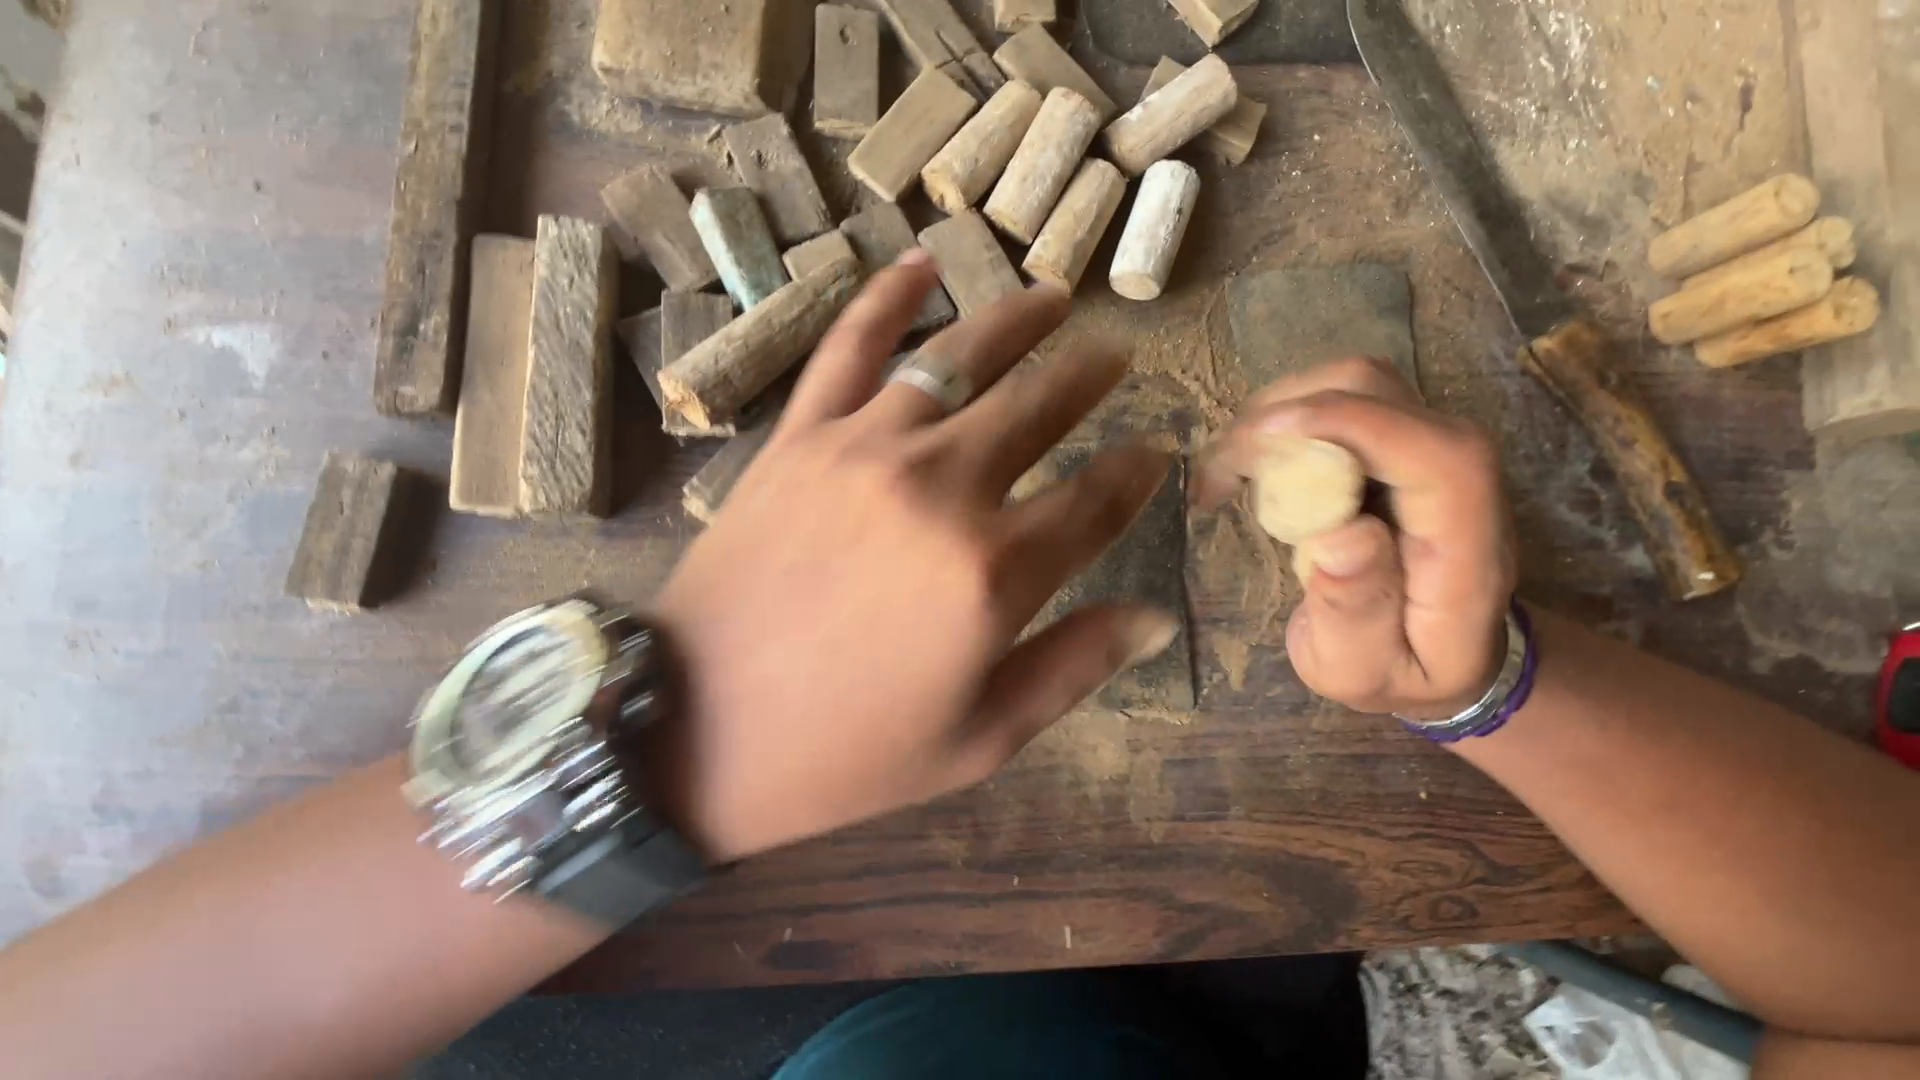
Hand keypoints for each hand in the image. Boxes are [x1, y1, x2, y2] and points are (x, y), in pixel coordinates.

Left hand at [647, 253, 1178, 862]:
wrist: (693, 731)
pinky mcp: (798, 436)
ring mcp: (863, 449)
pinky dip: (885, 299)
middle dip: (1089, 376)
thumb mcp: (977, 741)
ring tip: (1051, 297)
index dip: (1137, 472)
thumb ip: (1073, 668)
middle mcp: (939, 489)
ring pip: (957, 359)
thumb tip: (1156, 617)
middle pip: (1038, 409)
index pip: (1095, 500)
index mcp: (993, 573)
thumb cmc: (844, 754)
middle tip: (1116, 354)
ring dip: (1016, 321)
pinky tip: (920, 265)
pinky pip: (847, 348)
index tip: (1157, 451)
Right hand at [1192, 357, 1516, 718]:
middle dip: (1282, 415)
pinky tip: (1247, 467)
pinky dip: (1281, 421)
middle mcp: (1456, 469)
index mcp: (1465, 535)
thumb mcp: (1366, 670)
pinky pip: (1333, 402)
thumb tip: (1340, 536)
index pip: (1427, 449)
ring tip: (1225, 474)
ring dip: (1274, 415)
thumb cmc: (1404, 670)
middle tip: (1218, 475)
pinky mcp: (1394, 440)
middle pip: (1375, 392)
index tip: (1257, 440)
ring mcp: (1424, 445)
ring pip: (1348, 384)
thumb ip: (1356, 614)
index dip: (1344, 424)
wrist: (1447, 651)